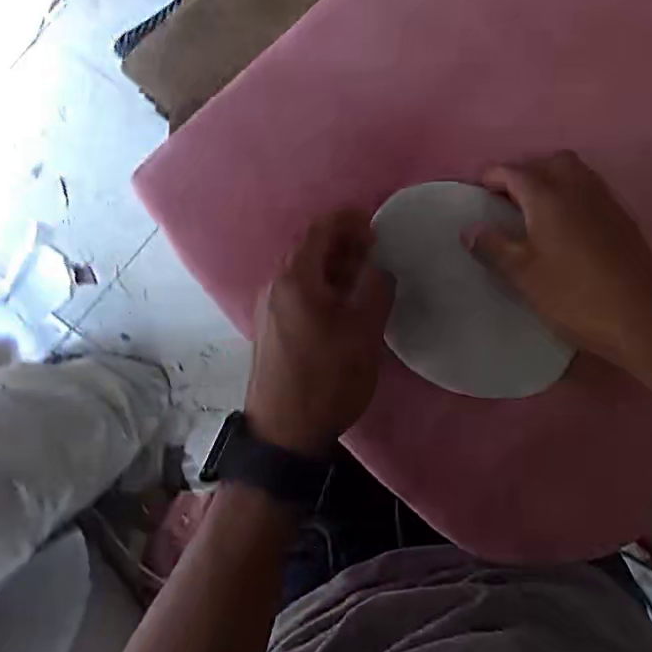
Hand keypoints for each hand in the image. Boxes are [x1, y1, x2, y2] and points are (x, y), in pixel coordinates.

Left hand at [245, 209, 394, 457]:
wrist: (285, 432)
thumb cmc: (327, 377)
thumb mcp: (364, 330)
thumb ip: (375, 289)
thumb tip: (380, 269)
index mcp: (295, 280)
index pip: (320, 231)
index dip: (348, 220)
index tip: (376, 223)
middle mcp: (276, 287)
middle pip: (310, 250)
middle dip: (344, 242)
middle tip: (377, 247)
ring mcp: (271, 310)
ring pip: (306, 273)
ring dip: (336, 266)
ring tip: (367, 274)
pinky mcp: (274, 330)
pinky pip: (301, 292)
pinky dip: (325, 286)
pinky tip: (346, 303)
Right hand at [463, 151, 651, 373]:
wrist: (642, 319)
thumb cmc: (575, 297)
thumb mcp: (525, 276)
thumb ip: (494, 248)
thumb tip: (470, 228)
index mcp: (548, 195)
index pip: (513, 171)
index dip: (490, 177)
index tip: (476, 191)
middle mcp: (579, 187)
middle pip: (548, 162)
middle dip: (525, 172)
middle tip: (507, 201)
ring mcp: (607, 200)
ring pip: (575, 173)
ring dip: (552, 181)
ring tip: (534, 213)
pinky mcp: (624, 219)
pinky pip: (592, 191)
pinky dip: (573, 196)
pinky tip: (567, 227)